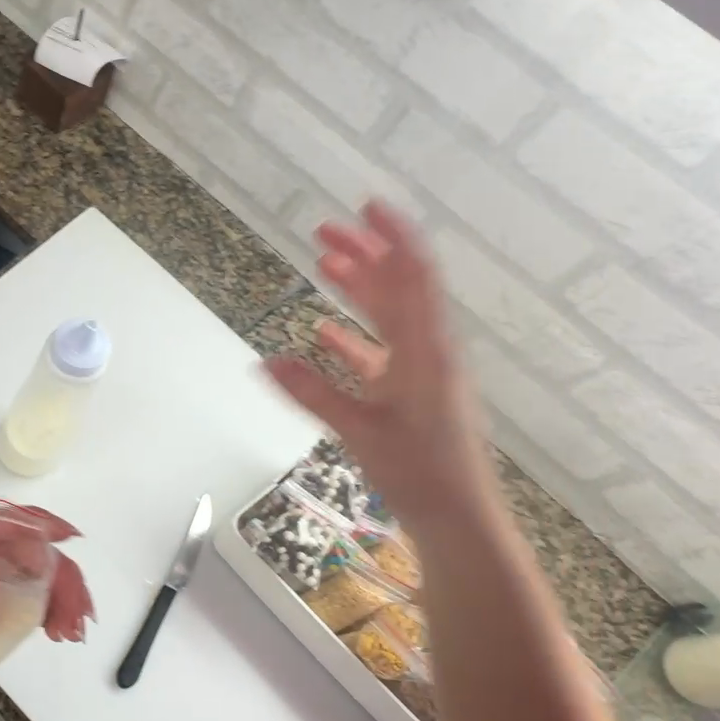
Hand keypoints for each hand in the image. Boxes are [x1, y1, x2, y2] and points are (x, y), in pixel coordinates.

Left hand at [0, 506, 92, 720]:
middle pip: (15, 551)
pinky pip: (21, 599)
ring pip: (24, 574)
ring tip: (72, 629)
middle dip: (55, 571)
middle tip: (78, 611)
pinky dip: (46, 609)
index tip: (64, 538)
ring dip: (56, 592)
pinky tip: (58, 630)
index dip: (26, 524)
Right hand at [264, 202, 499, 535]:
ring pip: (389, 318)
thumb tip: (263, 360)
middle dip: (365, 256)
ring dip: (359, 290)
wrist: (456, 514)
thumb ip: (312, 393)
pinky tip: (326, 331)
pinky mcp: (408, 396)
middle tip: (325, 231)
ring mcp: (419, 374)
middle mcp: (427, 352)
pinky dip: (353, 337)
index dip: (391, 239)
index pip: (412, 278)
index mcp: (425, 351)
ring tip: (326, 265)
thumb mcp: (359, 431)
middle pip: (398, 289)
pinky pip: (379, 353)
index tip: (365, 206)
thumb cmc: (417, 472)